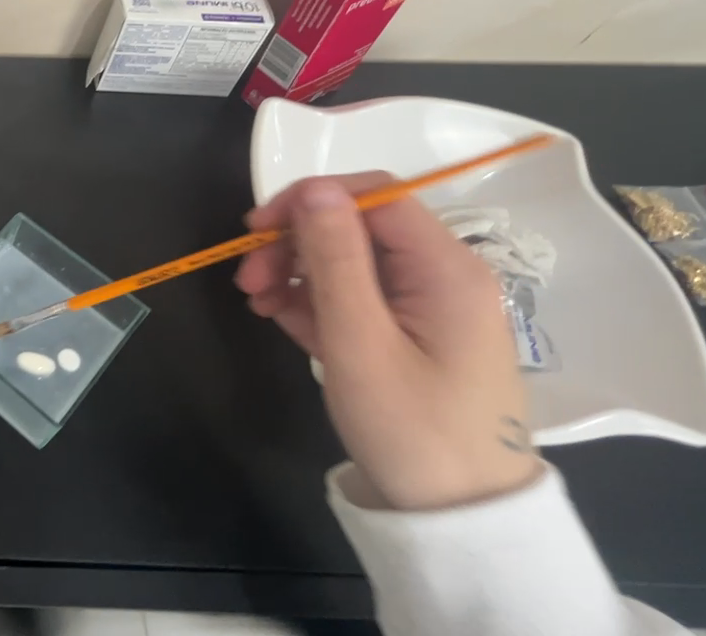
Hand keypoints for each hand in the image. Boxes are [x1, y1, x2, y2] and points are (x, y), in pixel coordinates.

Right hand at [234, 174, 541, 510]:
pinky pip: (354, 294)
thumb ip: (334, 259)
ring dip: (295, 270)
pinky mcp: (410, 331)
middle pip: (356, 226)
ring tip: (257, 302)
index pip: (374, 195)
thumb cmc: (410, 428)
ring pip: (347, 259)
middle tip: (246, 278)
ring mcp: (426, 304)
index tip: (256, 229)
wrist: (459, 517)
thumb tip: (312, 188)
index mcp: (445, 269)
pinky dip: (312, 299)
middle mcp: (441, 275)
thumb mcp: (359, 340)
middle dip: (294, 241)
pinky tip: (281, 317)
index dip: (310, 199)